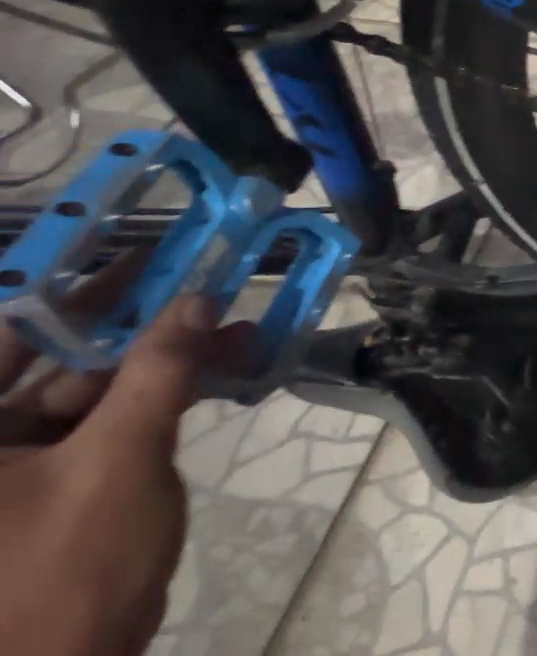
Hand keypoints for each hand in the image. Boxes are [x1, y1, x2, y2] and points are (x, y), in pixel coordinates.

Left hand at [0, 257, 251, 655]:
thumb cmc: (66, 567)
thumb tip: (196, 301)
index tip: (140, 247)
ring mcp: (8, 466)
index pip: (7, 335)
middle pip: (48, 358)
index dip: (73, 286)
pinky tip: (216, 372)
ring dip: (161, 358)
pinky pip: (103, 420)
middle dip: (135, 319)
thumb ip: (159, 374)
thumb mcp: (120, 461)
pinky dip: (158, 395)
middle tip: (201, 278)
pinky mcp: (48, 484)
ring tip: (235, 330)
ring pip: (86, 387)